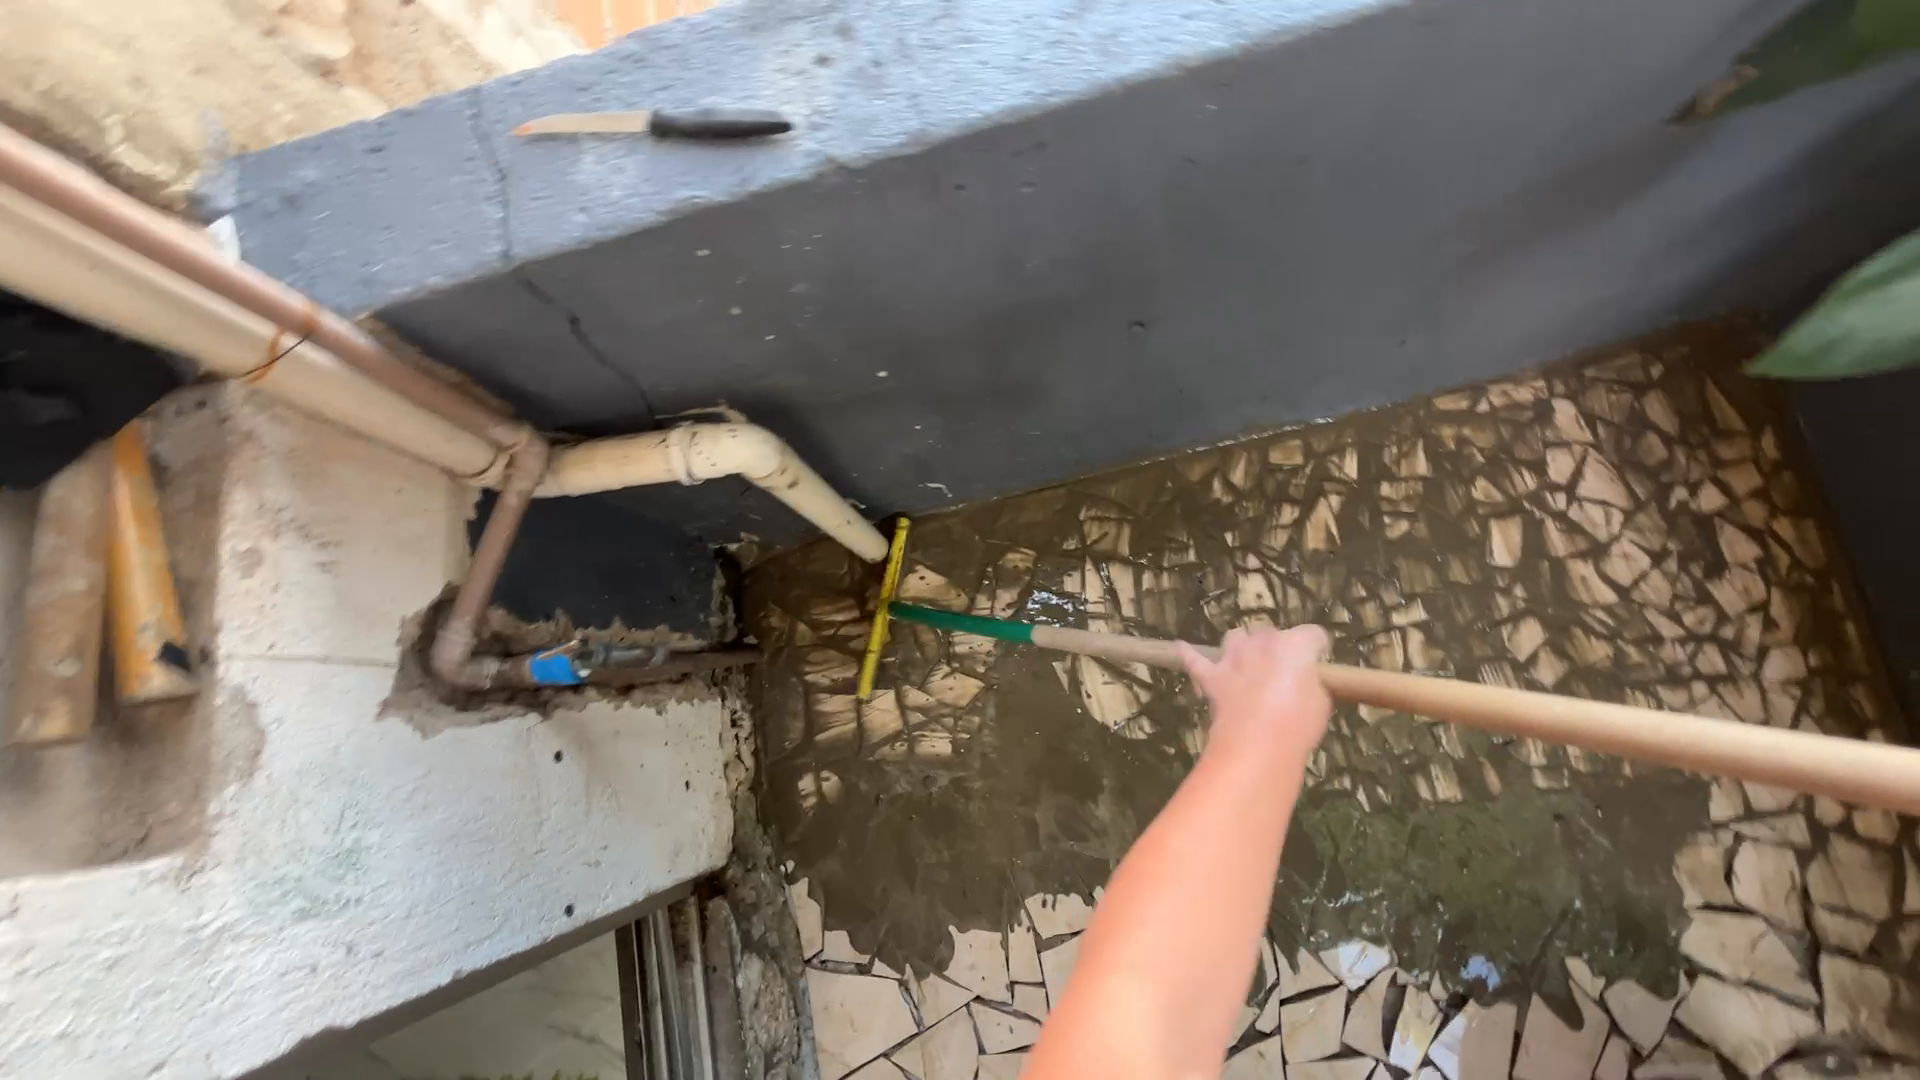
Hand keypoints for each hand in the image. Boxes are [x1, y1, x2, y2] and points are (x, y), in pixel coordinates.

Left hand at [1179, 625, 1331, 762]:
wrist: (1257, 742)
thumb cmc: (1299, 723)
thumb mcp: (1322, 701)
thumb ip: (1313, 681)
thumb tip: (1306, 680)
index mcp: (1295, 644)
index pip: (1312, 634)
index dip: (1316, 648)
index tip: (1317, 663)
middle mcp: (1261, 642)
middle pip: (1271, 633)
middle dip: (1278, 647)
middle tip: (1284, 671)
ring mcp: (1233, 657)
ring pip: (1235, 637)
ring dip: (1243, 645)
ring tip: (1249, 661)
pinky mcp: (1212, 676)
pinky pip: (1194, 659)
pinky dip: (1189, 653)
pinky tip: (1181, 647)